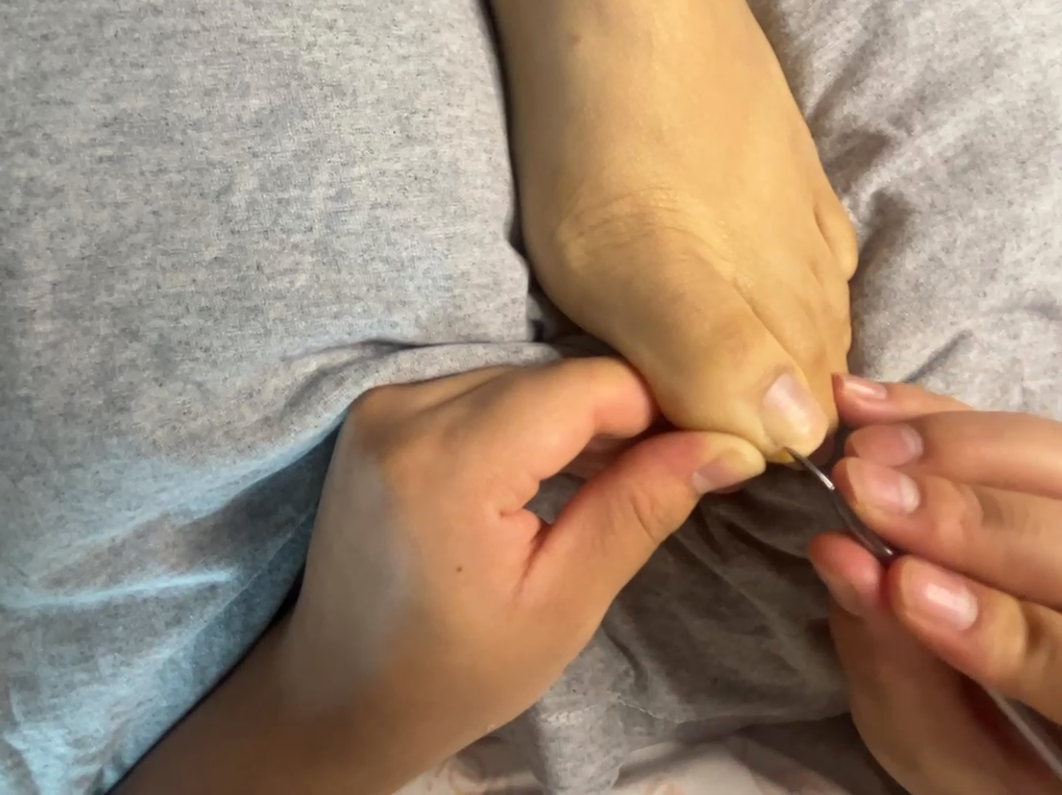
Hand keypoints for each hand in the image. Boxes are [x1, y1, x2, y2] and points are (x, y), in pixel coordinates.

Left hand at [119, 359, 762, 794]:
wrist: (338, 687)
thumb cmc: (454, 669)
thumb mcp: (562, 604)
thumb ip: (638, 508)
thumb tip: (722, 446)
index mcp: (450, 463)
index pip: (582, 384)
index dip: (649, 407)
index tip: (688, 449)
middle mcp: (404, 411)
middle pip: (545, 375)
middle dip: (607, 415)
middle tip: (644, 475)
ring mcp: (381, 403)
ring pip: (511, 376)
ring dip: (558, 417)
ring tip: (586, 481)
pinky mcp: (374, 409)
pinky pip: (471, 388)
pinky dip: (513, 417)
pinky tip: (529, 469)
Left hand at [447, 0, 855, 463]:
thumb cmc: (608, 144)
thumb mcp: (628, 270)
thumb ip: (712, 358)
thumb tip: (792, 436)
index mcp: (773, 322)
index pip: (773, 441)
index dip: (709, 452)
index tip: (639, 443)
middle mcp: (810, 284)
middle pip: (790, 393)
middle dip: (732, 415)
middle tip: (650, 400)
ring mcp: (804, 228)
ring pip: (794, 332)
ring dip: (744, 357)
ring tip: (680, 354)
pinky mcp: (788, 182)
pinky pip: (791, 270)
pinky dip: (752, 297)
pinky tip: (715, 285)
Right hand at [808, 376, 1061, 794]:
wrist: (1047, 740)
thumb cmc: (997, 772)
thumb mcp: (936, 755)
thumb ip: (896, 663)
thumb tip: (840, 554)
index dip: (1026, 636)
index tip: (902, 588)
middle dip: (980, 519)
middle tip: (860, 488)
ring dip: (969, 447)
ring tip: (864, 447)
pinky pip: (1056, 441)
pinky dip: (949, 416)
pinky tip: (870, 405)